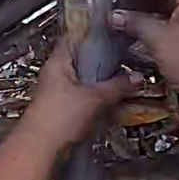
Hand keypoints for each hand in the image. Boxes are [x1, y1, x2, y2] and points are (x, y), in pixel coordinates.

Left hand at [16, 40, 133, 148]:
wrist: (41, 148)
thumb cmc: (59, 116)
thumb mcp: (94, 98)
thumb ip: (117, 86)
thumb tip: (137, 78)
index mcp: (58, 62)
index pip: (75, 37)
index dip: (94, 33)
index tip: (114, 31)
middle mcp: (57, 73)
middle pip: (84, 60)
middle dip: (106, 62)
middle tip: (128, 59)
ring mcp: (60, 91)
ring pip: (87, 80)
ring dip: (105, 83)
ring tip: (127, 80)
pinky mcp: (65, 109)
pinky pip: (86, 97)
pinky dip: (100, 98)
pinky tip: (116, 102)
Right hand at [111, 0, 178, 110]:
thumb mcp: (159, 40)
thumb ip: (134, 23)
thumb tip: (115, 16)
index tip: (119, 2)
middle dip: (139, 2)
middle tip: (119, 14)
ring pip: (168, 7)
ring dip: (147, 14)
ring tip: (126, 26)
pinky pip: (175, 19)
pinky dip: (158, 24)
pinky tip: (142, 35)